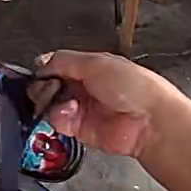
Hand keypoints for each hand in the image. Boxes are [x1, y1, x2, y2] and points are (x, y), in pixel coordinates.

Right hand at [27, 50, 190, 157]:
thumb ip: (64, 61)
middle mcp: (85, 87)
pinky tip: (70, 111)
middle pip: (50, 85)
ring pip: (50, 103)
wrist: (149, 121)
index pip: (58, 65)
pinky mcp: (80, 129)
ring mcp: (82, 108)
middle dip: (45, 84)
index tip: (42, 71)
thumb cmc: (135, 87)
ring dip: (52, 100)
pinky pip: (58, 121)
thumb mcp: (96, 62)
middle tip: (50, 85)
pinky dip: (59, 116)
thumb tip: (41, 61)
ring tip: (66, 100)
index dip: (47, 68)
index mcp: (91, 67)